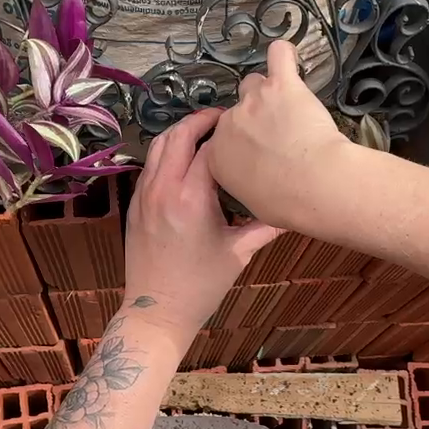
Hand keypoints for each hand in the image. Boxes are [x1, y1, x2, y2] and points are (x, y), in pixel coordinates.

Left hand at [123, 109, 281, 338]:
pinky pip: (150, 165)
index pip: (209, 148)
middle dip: (199, 120)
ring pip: (158, 146)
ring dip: (180, 132)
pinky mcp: (135, 204)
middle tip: (222, 118)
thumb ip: (266, 226)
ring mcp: (144, 195)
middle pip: (178, 135)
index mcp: (191, 198)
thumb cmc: (201, 285)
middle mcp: (163, 189)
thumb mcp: (238, 253)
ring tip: (204, 131)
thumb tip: (293, 210)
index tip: (242, 128)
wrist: (156, 311)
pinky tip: (185, 159)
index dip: (226, 133)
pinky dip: (167, 152)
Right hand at [207, 40, 353, 229]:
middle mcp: (230, 124)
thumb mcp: (254, 203)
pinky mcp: (282, 85)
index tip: (259, 150)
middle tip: (279, 132)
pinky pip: (278, 55)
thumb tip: (258, 180)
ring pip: (254, 83)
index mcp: (218, 156)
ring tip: (288, 105)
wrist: (313, 186)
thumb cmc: (287, 203)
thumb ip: (247, 182)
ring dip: (268, 92)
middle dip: (256, 118)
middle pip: (238, 109)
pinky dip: (284, 55)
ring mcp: (254, 101)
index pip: (222, 139)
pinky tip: (290, 58)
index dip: (242, 142)